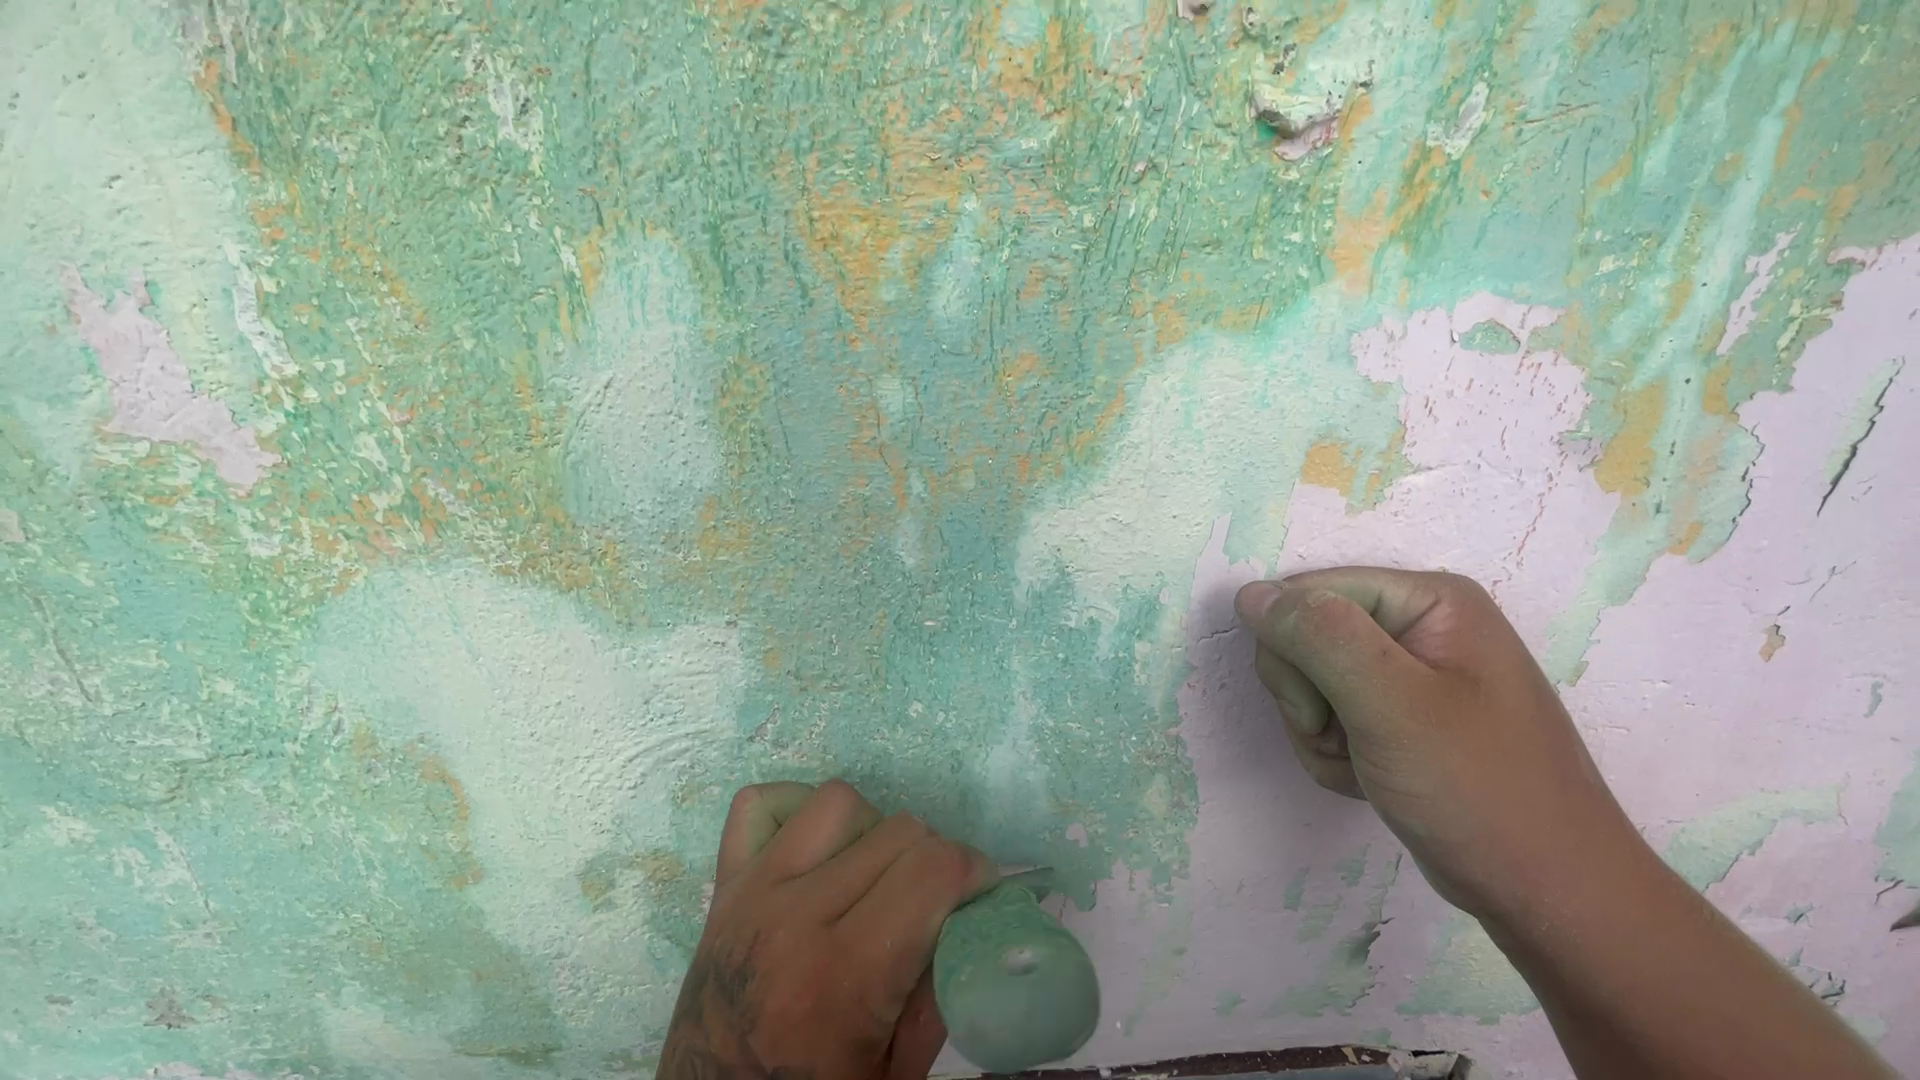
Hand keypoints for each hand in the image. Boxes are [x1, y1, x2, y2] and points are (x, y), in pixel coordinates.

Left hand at [657, 780, 997, 1079]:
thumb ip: (943, 987)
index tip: (978, 893)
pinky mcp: (725, 880)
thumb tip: (973, 911)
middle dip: (934, 857)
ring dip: (871, 830)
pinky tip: (817, 852)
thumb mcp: (899, 1068)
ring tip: (872, 874)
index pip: (933, 869)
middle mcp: (794, 919)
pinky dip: (795, 811)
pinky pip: (760, 804)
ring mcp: (752, 891)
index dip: (975, 871)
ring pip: (838, 801)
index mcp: (843, 976)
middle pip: (899, 830)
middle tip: (931, 898)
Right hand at [1235, 568, 1636, 922]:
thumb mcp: (1391, 705)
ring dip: (1319, 735)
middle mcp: (1418, 625)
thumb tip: (1251, 594)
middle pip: (1302, 637)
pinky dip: (1334, 755)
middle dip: (1307, 700)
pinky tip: (1371, 778)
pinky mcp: (1398, 716)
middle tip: (1348, 741)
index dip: (1294, 651)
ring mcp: (1408, 673)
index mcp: (1429, 601)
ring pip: (1307, 683)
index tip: (1322, 711)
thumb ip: (1319, 638)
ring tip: (1367, 766)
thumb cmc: (1478, 790)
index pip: (1307, 595)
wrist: (1546, 892)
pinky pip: (1329, 718)